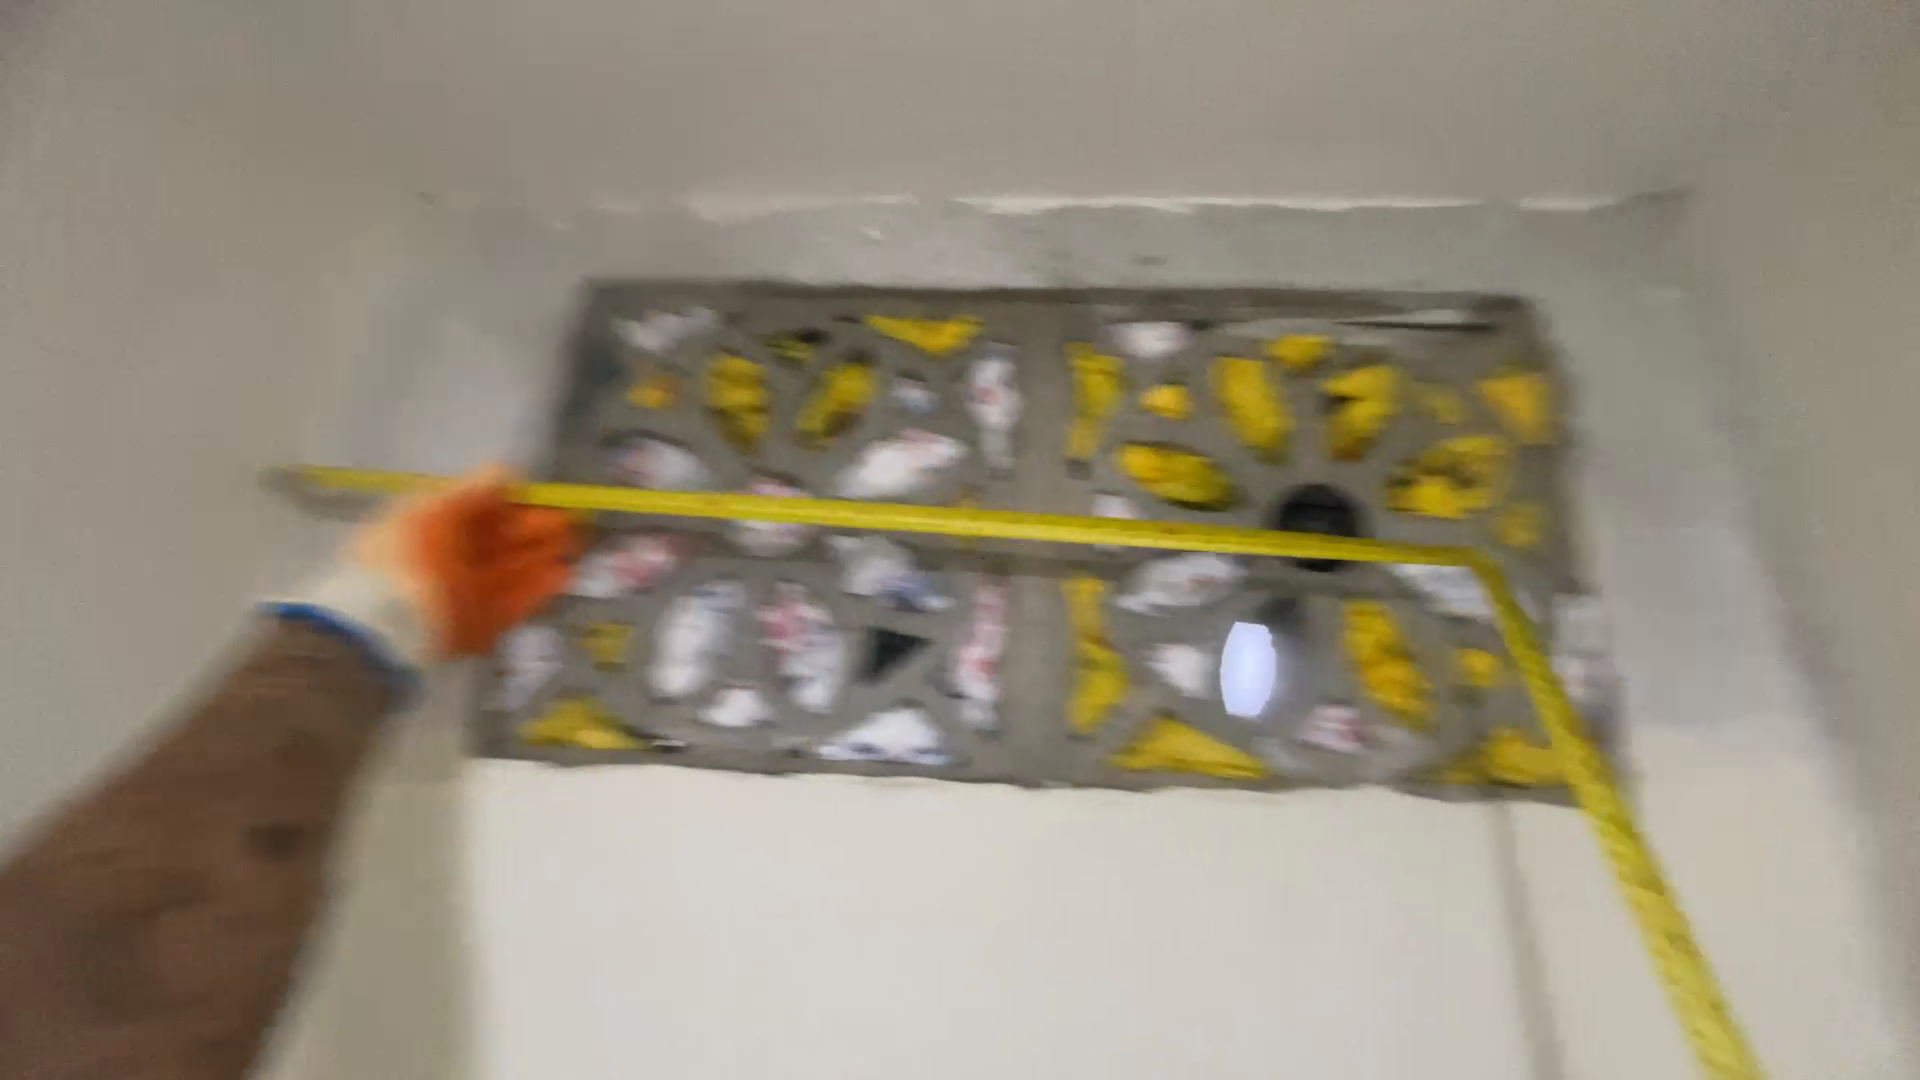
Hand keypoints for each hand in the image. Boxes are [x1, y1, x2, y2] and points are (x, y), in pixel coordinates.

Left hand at [270, 466, 578, 673]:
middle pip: (500, 543)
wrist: (390, 623)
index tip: (545, 499)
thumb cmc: (408, 557)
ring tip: (575, 546)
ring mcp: (466, 596)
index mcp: (430, 530)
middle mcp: (449, 562)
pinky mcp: (482, 626)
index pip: (478, 514)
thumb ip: (473, 492)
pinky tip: (565, 574)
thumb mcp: (434, 511)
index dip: (512, 505)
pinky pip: (516, 604)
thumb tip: (508, 471)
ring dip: (544, 558)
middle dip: (536, 531)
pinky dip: (540, 589)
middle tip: (570, 523)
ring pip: (512, 572)